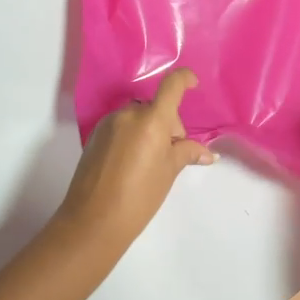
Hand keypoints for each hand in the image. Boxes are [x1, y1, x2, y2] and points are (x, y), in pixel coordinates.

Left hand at [57, 68, 214, 248]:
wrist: (93, 221)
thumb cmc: (139, 196)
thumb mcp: (169, 172)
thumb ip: (187, 152)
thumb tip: (207, 153)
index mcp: (151, 119)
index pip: (171, 85)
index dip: (184, 78)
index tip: (193, 83)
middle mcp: (129, 113)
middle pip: (155, 107)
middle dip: (167, 125)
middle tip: (171, 154)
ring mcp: (109, 123)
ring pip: (137, 117)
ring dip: (148, 130)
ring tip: (149, 163)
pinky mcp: (95, 135)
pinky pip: (121, 126)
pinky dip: (131, 136)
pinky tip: (130, 164)